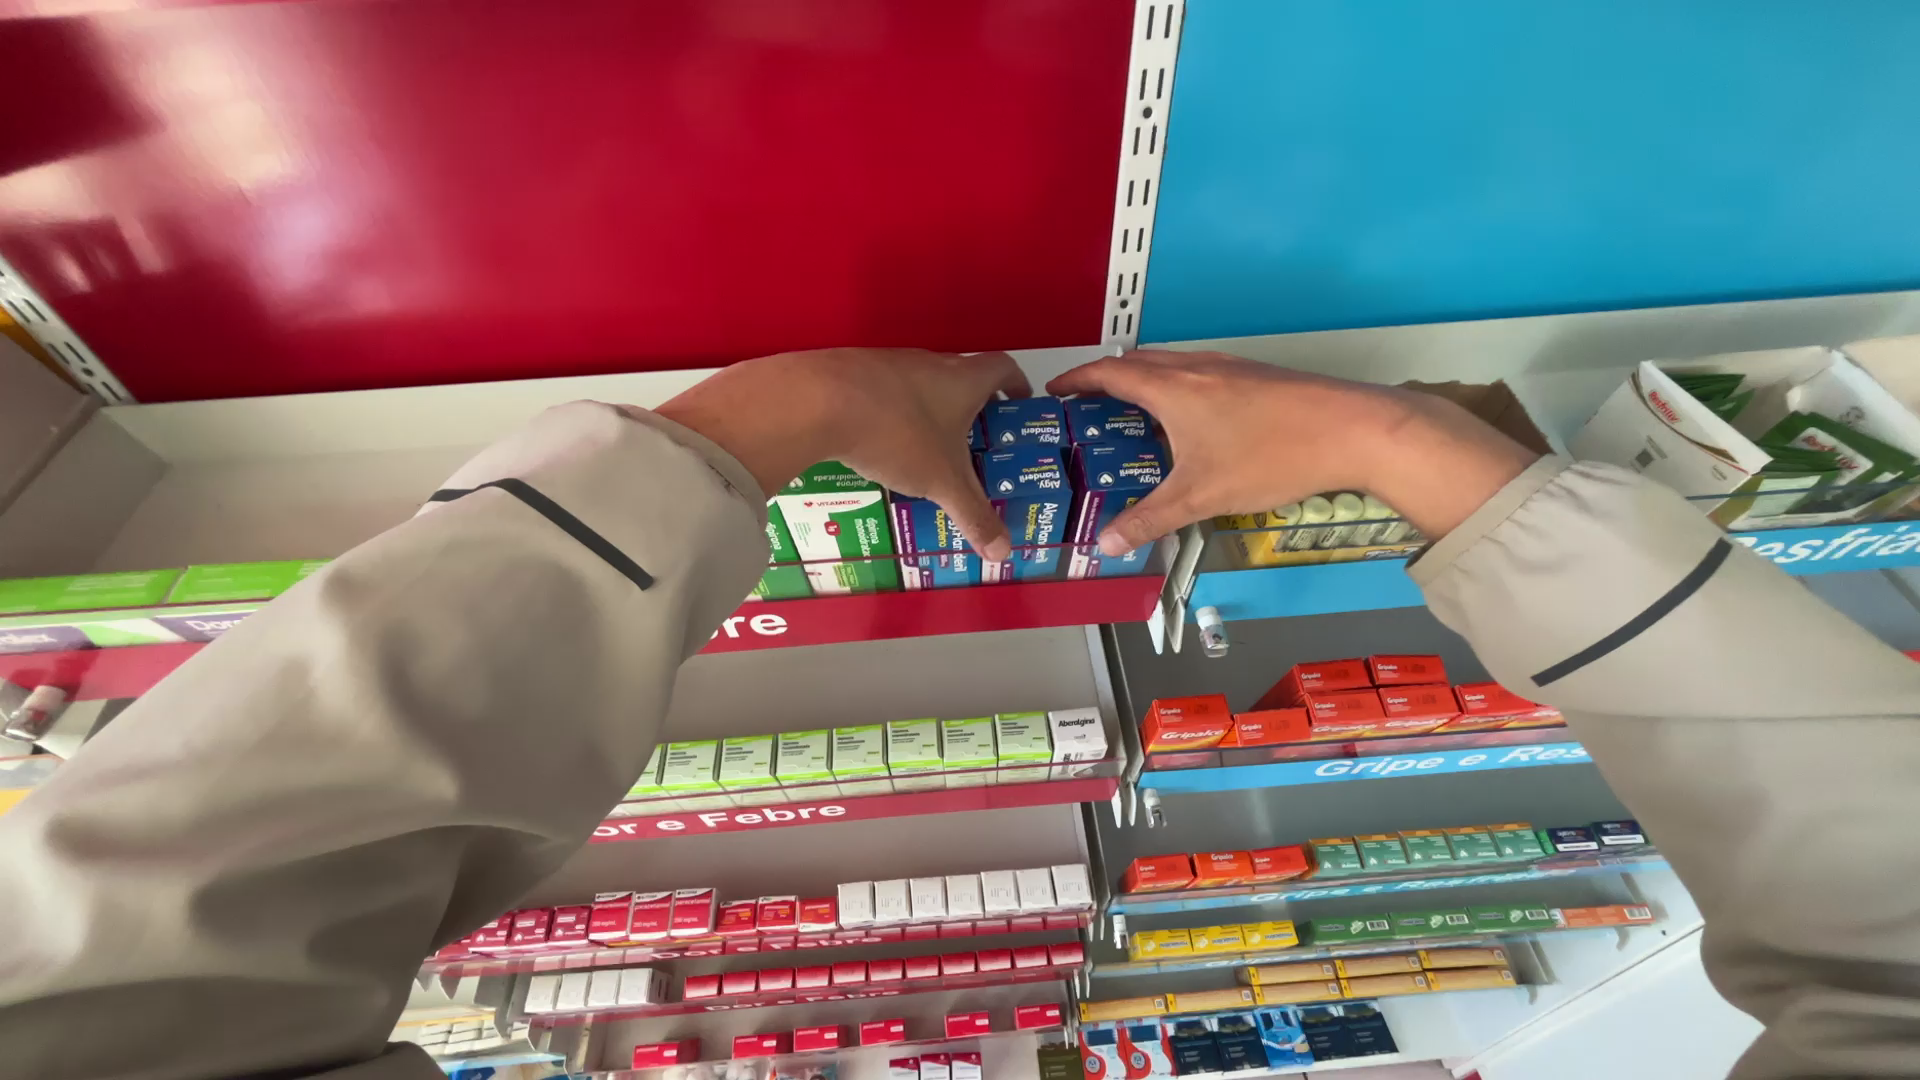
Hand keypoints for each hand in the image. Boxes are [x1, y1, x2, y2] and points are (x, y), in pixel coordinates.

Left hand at [655, 348, 1029, 560]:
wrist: (817, 402)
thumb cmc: (898, 435)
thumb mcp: (943, 483)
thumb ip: (974, 516)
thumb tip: (1004, 553)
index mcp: (962, 379)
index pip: (1002, 368)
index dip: (1016, 384)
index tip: (1019, 404)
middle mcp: (930, 362)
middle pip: (961, 375)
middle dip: (972, 406)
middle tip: (974, 441)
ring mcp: (888, 362)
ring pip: (920, 384)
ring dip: (929, 409)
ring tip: (926, 449)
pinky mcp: (852, 370)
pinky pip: (882, 391)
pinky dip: (890, 412)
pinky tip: (878, 443)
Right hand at [1047, 350, 1540, 553]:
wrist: (1354, 429)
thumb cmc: (1267, 457)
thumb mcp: (1200, 496)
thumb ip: (1149, 519)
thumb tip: (1105, 546)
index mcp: (1171, 388)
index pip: (1108, 372)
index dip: (1076, 380)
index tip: (1053, 394)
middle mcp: (1194, 367)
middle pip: (1137, 362)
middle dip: (1105, 381)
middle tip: (1088, 412)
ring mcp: (1228, 367)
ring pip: (1170, 365)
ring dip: (1142, 382)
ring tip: (1131, 417)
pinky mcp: (1255, 375)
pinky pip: (1196, 373)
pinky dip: (1174, 387)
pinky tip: (1189, 423)